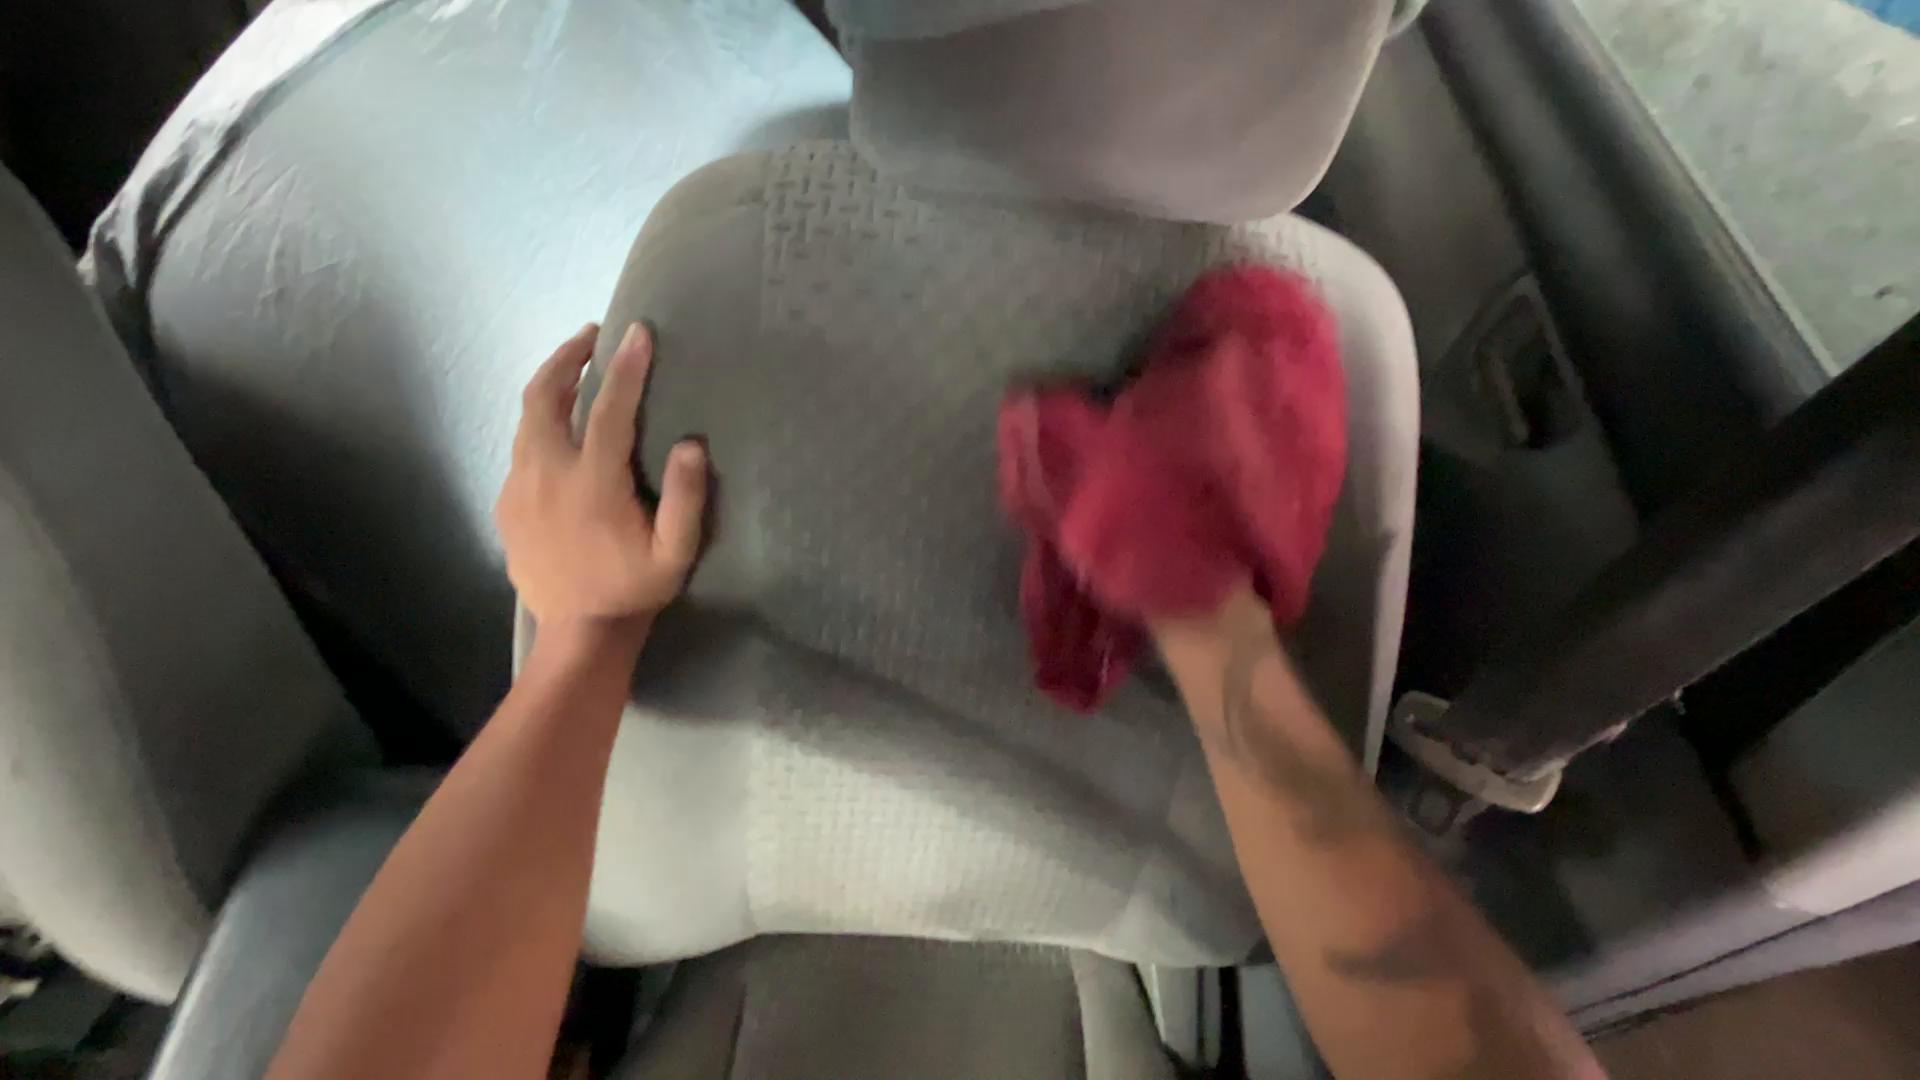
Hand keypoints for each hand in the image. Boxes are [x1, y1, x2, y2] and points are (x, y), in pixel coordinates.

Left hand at [495, 322, 707, 641]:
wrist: (578, 631)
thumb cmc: (634, 587)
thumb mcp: (675, 552)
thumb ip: (685, 498)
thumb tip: (690, 444)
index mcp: (592, 482)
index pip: (608, 409)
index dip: (626, 367)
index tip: (638, 331)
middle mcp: (546, 474)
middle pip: (544, 396)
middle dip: (566, 358)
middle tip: (592, 336)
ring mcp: (519, 488)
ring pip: (526, 419)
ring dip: (550, 386)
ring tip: (574, 371)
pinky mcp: (507, 504)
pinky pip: (521, 450)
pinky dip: (540, 425)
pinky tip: (559, 433)